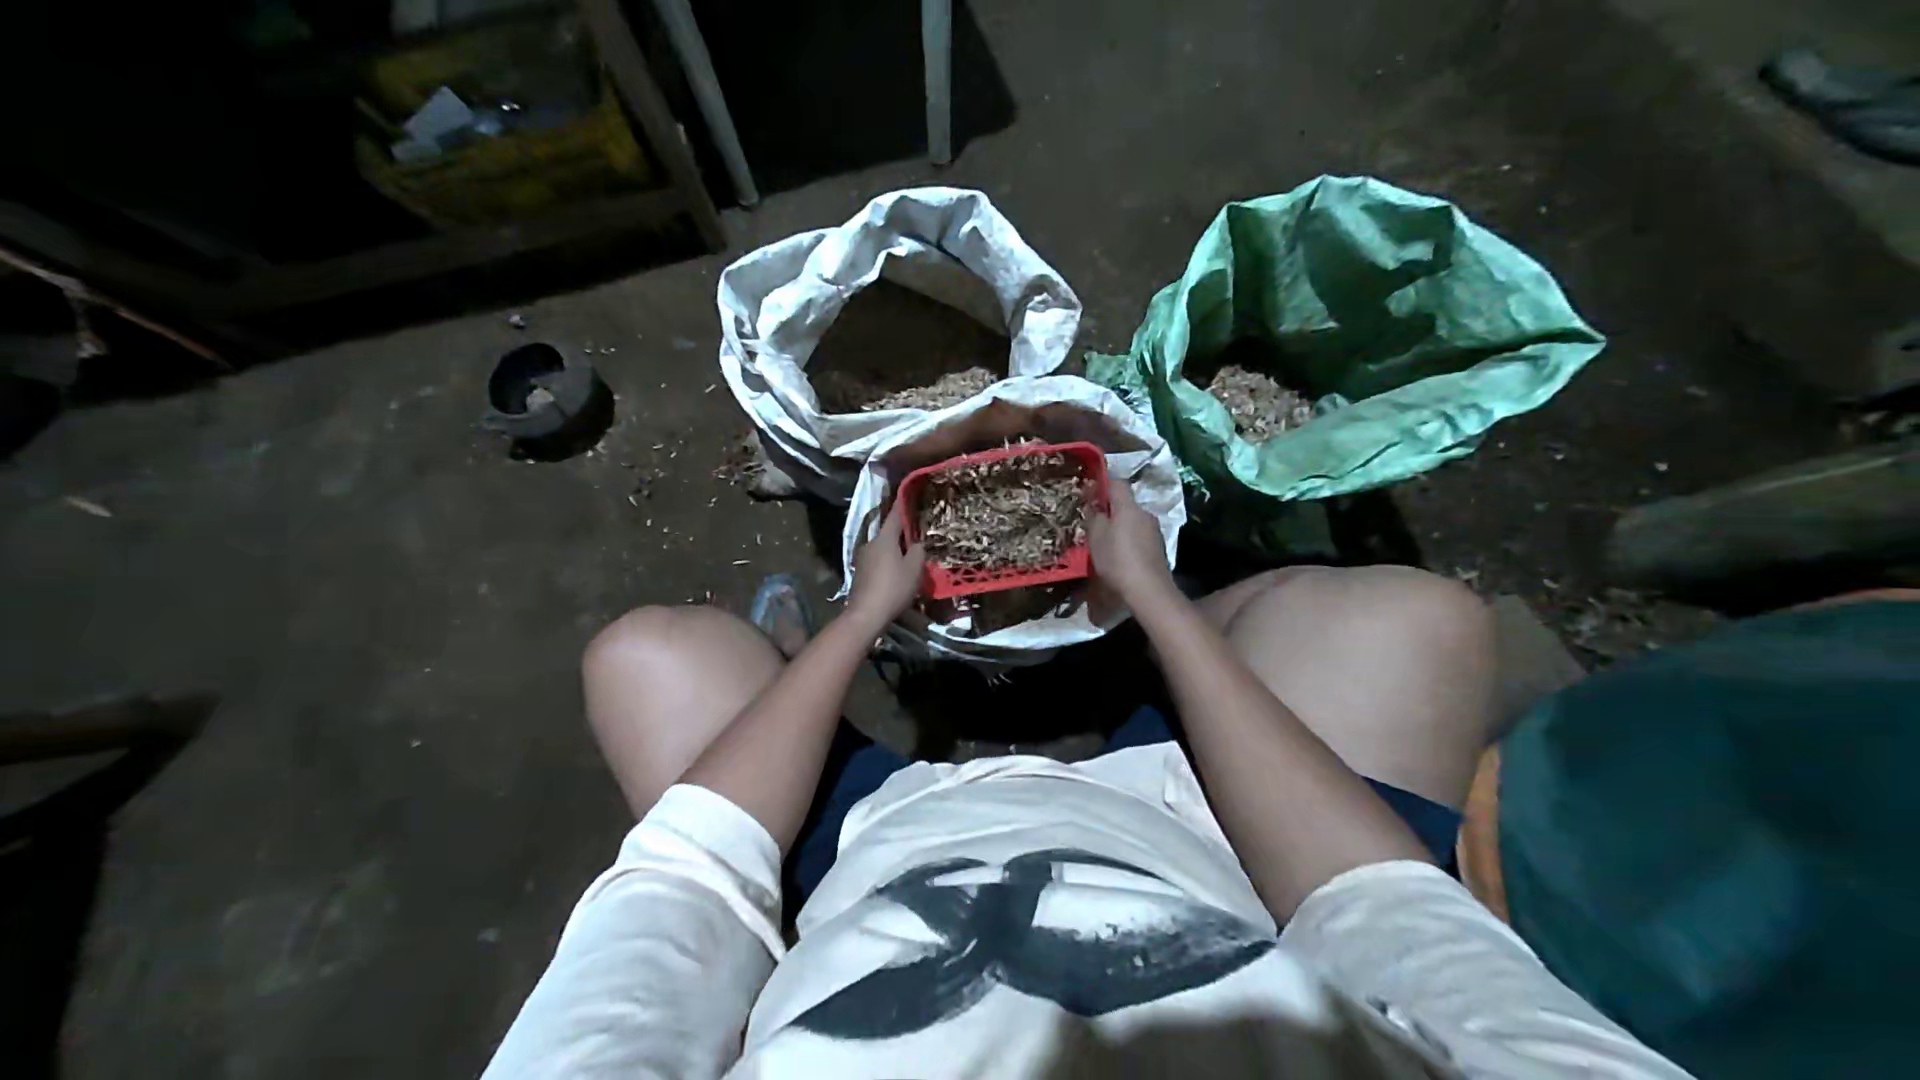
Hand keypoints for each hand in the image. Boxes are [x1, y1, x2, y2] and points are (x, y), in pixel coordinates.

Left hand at [845, 500, 926, 629]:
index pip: (895, 516)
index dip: (903, 506)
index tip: (908, 497)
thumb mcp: (914, 569)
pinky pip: (877, 563)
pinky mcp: (859, 573)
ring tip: (908, 562)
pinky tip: (895, 576)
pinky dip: (887, 565)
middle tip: (917, 540)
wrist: (866, 614)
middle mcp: (870, 544)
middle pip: (888, 535)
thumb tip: (917, 543)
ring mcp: (862, 559)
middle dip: (902, 537)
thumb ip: (918, 551)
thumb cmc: (893, 587)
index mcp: (884, 539)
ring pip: (883, 550)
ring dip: (894, 553)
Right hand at [1087, 476, 1175, 607]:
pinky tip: (1120, 555)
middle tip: (1094, 523)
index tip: (1089, 494)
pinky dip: (1129, 540)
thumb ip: (1094, 517)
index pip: (1117, 483)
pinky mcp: (1158, 547)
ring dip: (1120, 526)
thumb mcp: (1096, 537)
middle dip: (1110, 510)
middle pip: (1125, 504)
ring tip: (1106, 543)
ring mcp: (1154, 531)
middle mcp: (1145, 514)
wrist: (1148, 589)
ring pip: (1133, 520)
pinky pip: (1139, 535)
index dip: (1102, 484)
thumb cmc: (1117, 559)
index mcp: (1129, 507)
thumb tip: (1095, 507)